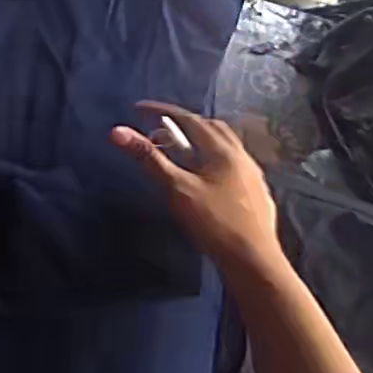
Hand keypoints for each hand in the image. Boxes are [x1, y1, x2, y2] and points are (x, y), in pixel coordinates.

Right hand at [110, 101, 282, 275]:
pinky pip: (230, 163)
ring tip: (176, 152)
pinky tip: (200, 176)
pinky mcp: (255, 194)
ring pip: (224, 146)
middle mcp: (242, 158)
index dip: (162, 110)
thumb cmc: (214, 222)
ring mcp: (252, 177)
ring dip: (198, 140)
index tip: (137, 109)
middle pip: (211, 128)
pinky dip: (209, 157)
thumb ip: (148, 157)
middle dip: (182, 122)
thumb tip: (117, 131)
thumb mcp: (175, 188)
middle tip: (157, 130)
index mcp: (223, 152)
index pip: (189, 119)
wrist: (255, 263)